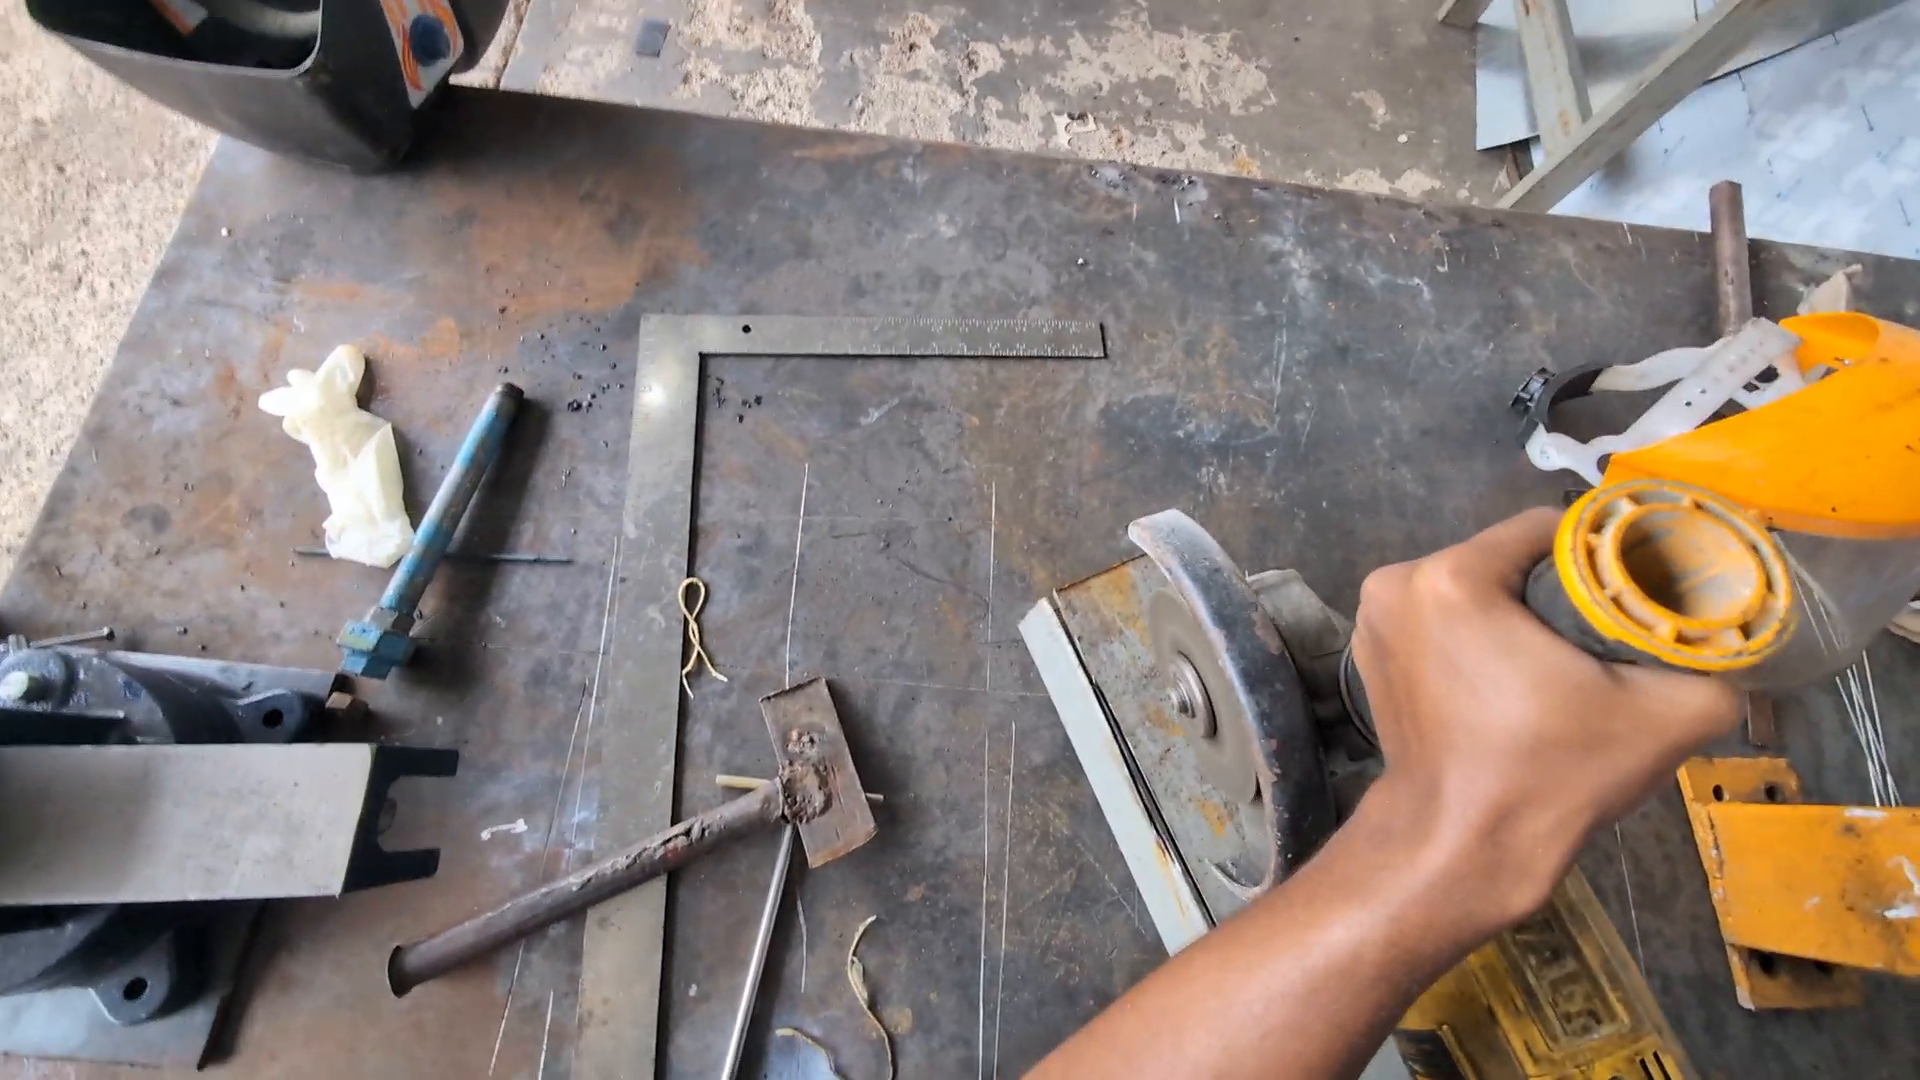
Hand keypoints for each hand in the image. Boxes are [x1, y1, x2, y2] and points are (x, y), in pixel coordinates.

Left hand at [1350, 508, 1740, 930]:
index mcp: (1450, 578)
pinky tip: (1498, 668)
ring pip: (1460, 586)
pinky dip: (1464, 630)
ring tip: (1549, 653)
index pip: (1539, 529)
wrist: (1458, 832)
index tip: (1626, 587)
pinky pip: (1429, 617)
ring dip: (1503, 609)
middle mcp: (1395, 583)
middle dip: (1546, 585)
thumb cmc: (1550, 768)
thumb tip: (1714, 645)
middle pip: (1494, 557)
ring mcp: (1370, 617)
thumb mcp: (1664, 714)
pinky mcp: (1363, 649)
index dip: (1594, 551)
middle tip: (1592, 628)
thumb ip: (1706, 663)